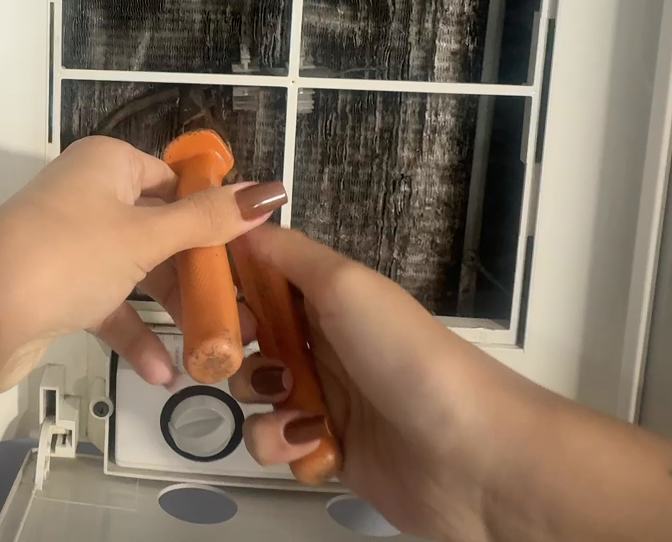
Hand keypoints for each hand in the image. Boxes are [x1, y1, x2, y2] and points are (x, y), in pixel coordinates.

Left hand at [0, 136, 285, 392]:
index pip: (173, 180)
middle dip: (196, 272)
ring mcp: (70, 240)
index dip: (211, 214)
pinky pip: (107, 300)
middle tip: (238, 308)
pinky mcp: (57, 283)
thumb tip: (270, 191)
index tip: (249, 253)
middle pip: (158, 227)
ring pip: (135, 268)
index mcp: (108, 163)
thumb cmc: (70, 254)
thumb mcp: (146, 236)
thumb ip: (209, 219)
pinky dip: (132, 332)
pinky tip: (162, 374)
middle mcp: (89, 193)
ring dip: (169, 308)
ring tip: (212, 347)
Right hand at [227, 225, 555, 541]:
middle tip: (242, 356)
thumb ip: (286, 252)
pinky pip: (275, 443)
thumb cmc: (403, 354)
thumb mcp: (344, 284)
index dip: (227, 284)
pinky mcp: (324, 449)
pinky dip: (282, 446)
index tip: (201, 293)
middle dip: (232, 347)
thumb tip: (240, 217)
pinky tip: (310, 445)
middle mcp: (319, 340)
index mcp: (324, 295)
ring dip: (258, 402)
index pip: (259, 279)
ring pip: (255, 392)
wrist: (470, 456)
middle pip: (248, 336)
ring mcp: (322, 396)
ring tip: (289, 408)